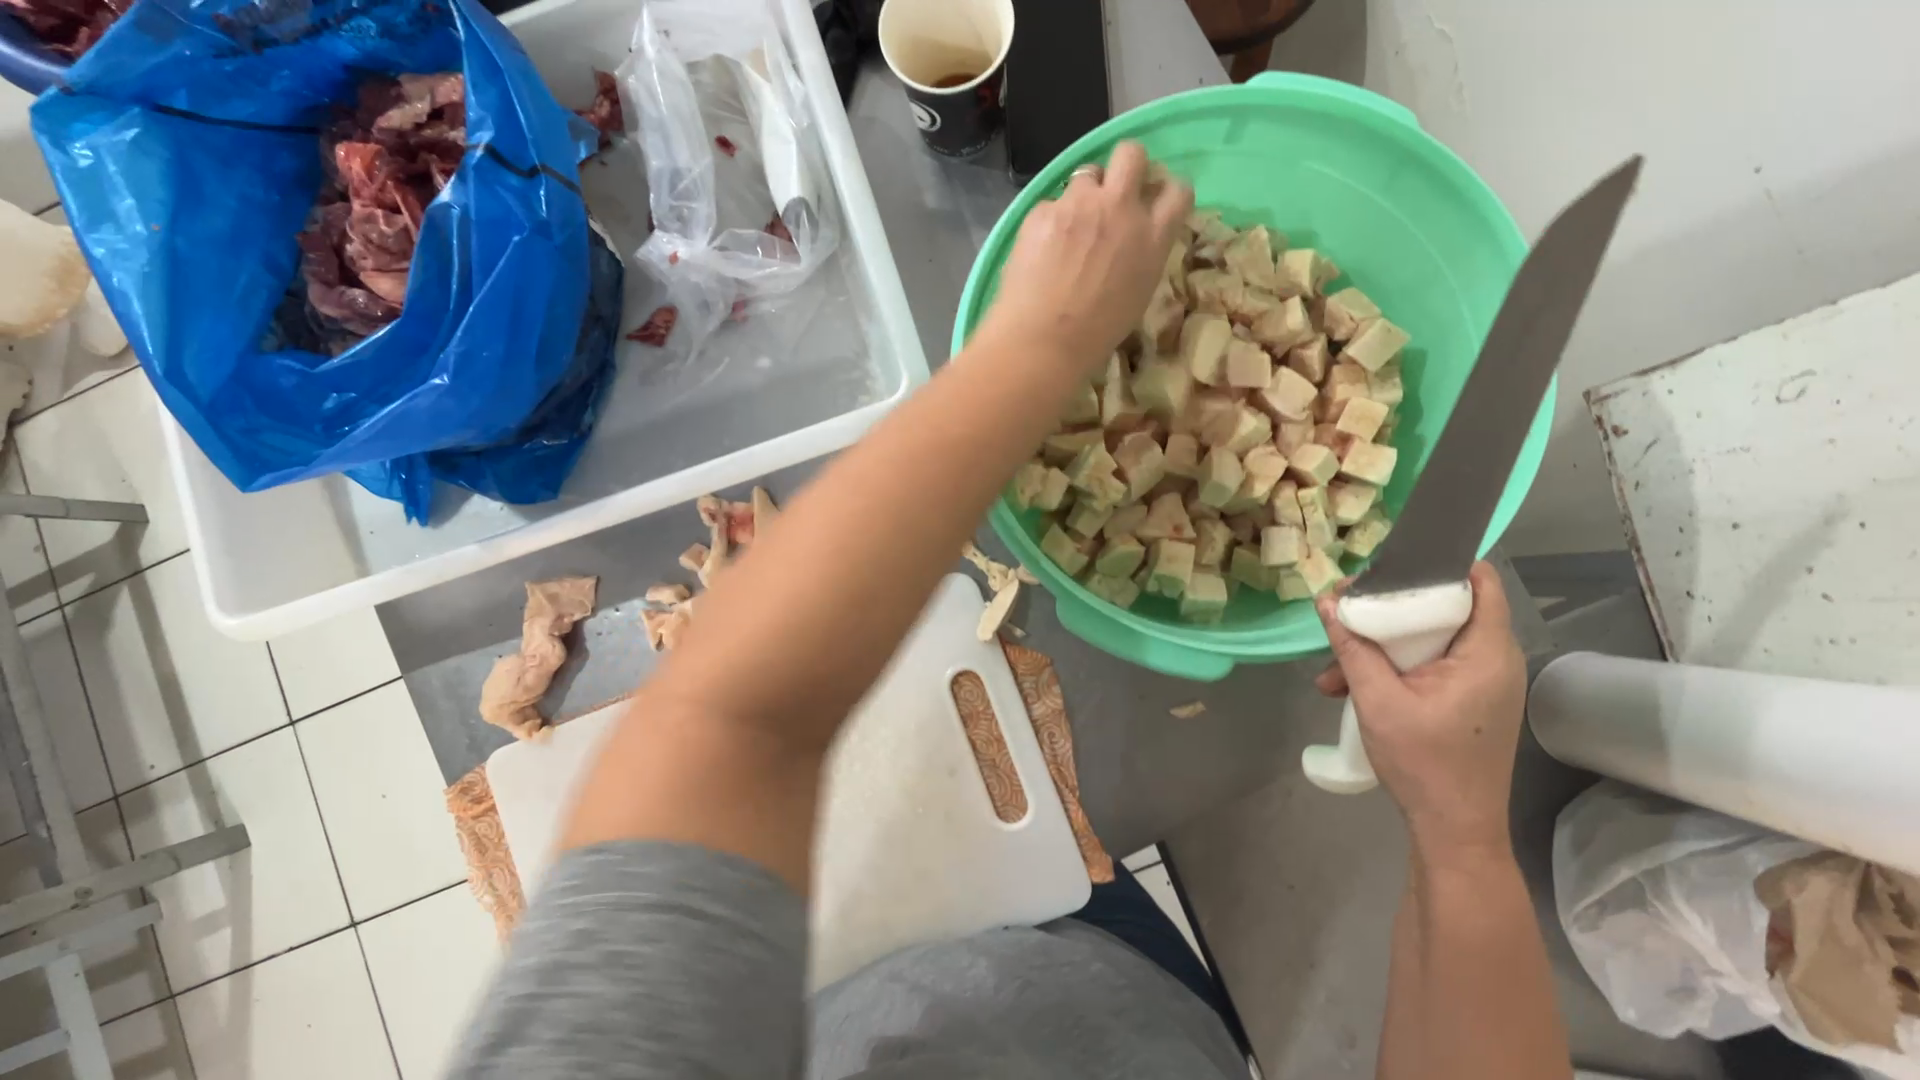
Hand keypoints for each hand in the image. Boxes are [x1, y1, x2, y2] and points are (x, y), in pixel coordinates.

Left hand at [980, 141, 1191, 373]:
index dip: (1166, 190)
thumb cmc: (1096, 332)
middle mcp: (1119, 208)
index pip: (1178, 189)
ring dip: (1084, 194)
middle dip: (1126, 165)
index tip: (1154, 198)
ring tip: (1071, 227)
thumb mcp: (1138, 292)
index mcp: (1152, 236)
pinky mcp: (1043, 211)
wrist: (1043, 340)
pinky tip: (1041, 251)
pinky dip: (1050, 222)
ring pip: (1086, 174)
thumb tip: (1135, 239)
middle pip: (1132, 153)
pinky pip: (1051, 204)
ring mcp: (1079, 205)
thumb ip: (1143, 253)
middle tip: (1114, 190)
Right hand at [1313, 562, 1526, 859]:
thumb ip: (1352, 648)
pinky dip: (1394, 670)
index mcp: (1486, 652)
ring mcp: (1483, 683)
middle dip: (1389, 610)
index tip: (1391, 561)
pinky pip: (1431, 666)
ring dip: (1382, 648)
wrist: (1454, 830)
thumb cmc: (1424, 763)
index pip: (1480, 583)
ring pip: (1430, 642)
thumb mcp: (1376, 700)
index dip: (1439, 563)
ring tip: (1334, 668)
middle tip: (1346, 611)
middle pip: (1444, 610)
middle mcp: (1494, 660)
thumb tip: (1325, 602)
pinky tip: (1350, 688)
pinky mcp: (1470, 701)